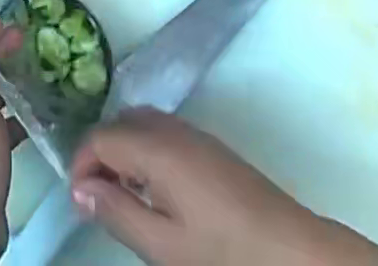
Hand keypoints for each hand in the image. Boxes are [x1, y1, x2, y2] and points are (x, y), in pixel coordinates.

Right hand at [70, 108, 377, 265]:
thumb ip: (117, 212)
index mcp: (154, 146)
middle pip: (117, 125)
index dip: (81, 167)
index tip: (82, 205)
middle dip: (99, 156)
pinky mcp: (210, 146)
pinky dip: (145, 152)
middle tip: (100, 200)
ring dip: (122, 153)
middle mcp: (170, 128)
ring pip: (139, 126)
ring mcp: (192, 134)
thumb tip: (81, 190)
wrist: (297, 253)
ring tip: (125, 198)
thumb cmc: (225, 252)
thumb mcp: (164, 245)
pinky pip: (161, 133)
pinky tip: (157, 191)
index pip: (98, 138)